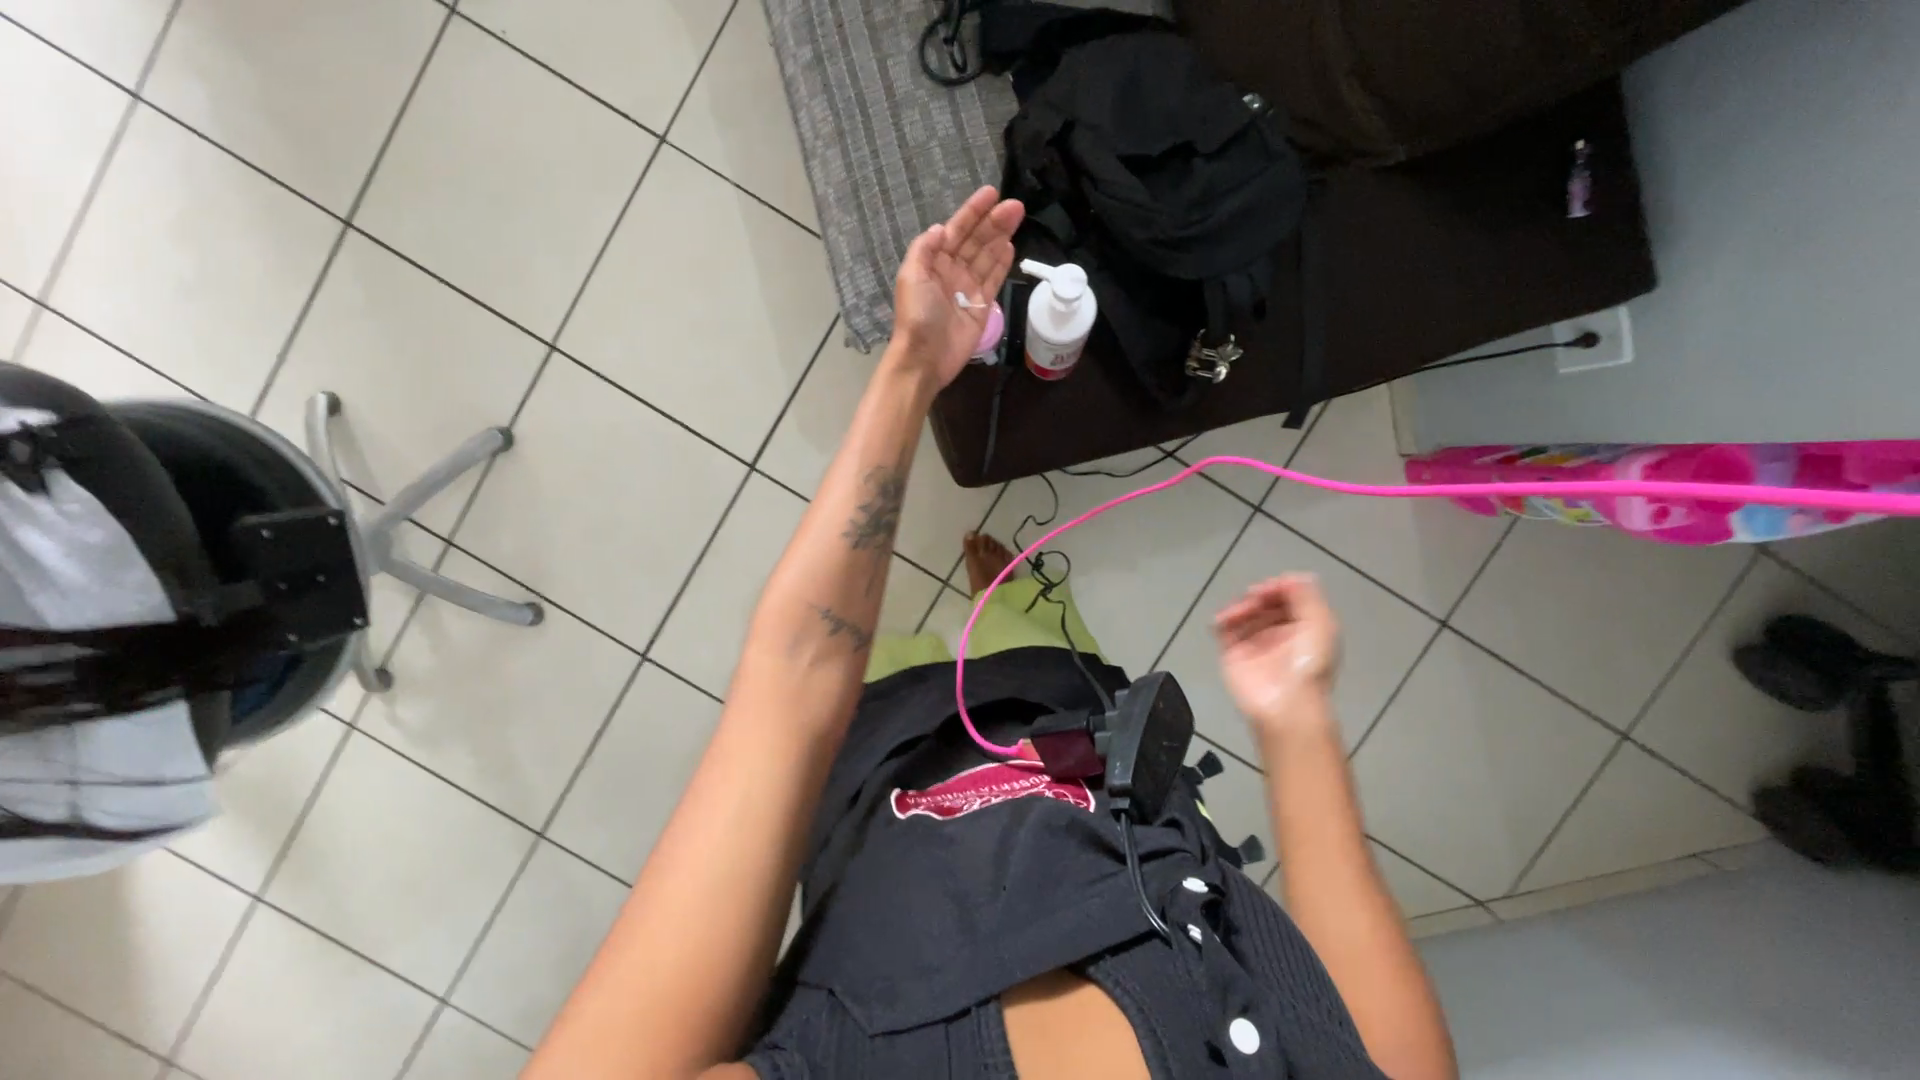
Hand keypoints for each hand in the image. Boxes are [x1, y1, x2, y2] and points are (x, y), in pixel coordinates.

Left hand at [889, 186, 1024, 386]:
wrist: (925, 357)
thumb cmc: (916, 316)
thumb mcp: (912, 276)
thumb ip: (925, 249)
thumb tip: (943, 228)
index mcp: (933, 261)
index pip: (957, 230)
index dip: (973, 212)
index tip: (991, 193)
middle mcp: (951, 271)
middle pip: (976, 240)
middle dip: (994, 222)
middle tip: (1015, 206)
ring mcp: (967, 288)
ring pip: (987, 256)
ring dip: (1002, 236)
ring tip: (1018, 217)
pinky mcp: (981, 306)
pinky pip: (994, 279)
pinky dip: (1002, 263)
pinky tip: (1011, 246)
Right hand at [1214, 574, 1340, 736]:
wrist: (1285, 703)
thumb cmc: (1307, 664)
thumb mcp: (1321, 624)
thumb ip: (1307, 595)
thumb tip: (1290, 576)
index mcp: (1304, 626)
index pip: (1290, 597)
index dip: (1279, 587)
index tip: (1269, 588)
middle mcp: (1280, 633)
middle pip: (1265, 603)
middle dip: (1258, 595)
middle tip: (1253, 598)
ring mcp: (1256, 644)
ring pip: (1243, 613)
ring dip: (1239, 606)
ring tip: (1236, 612)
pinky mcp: (1234, 654)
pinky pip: (1224, 630)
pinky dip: (1221, 620)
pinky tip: (1223, 619)